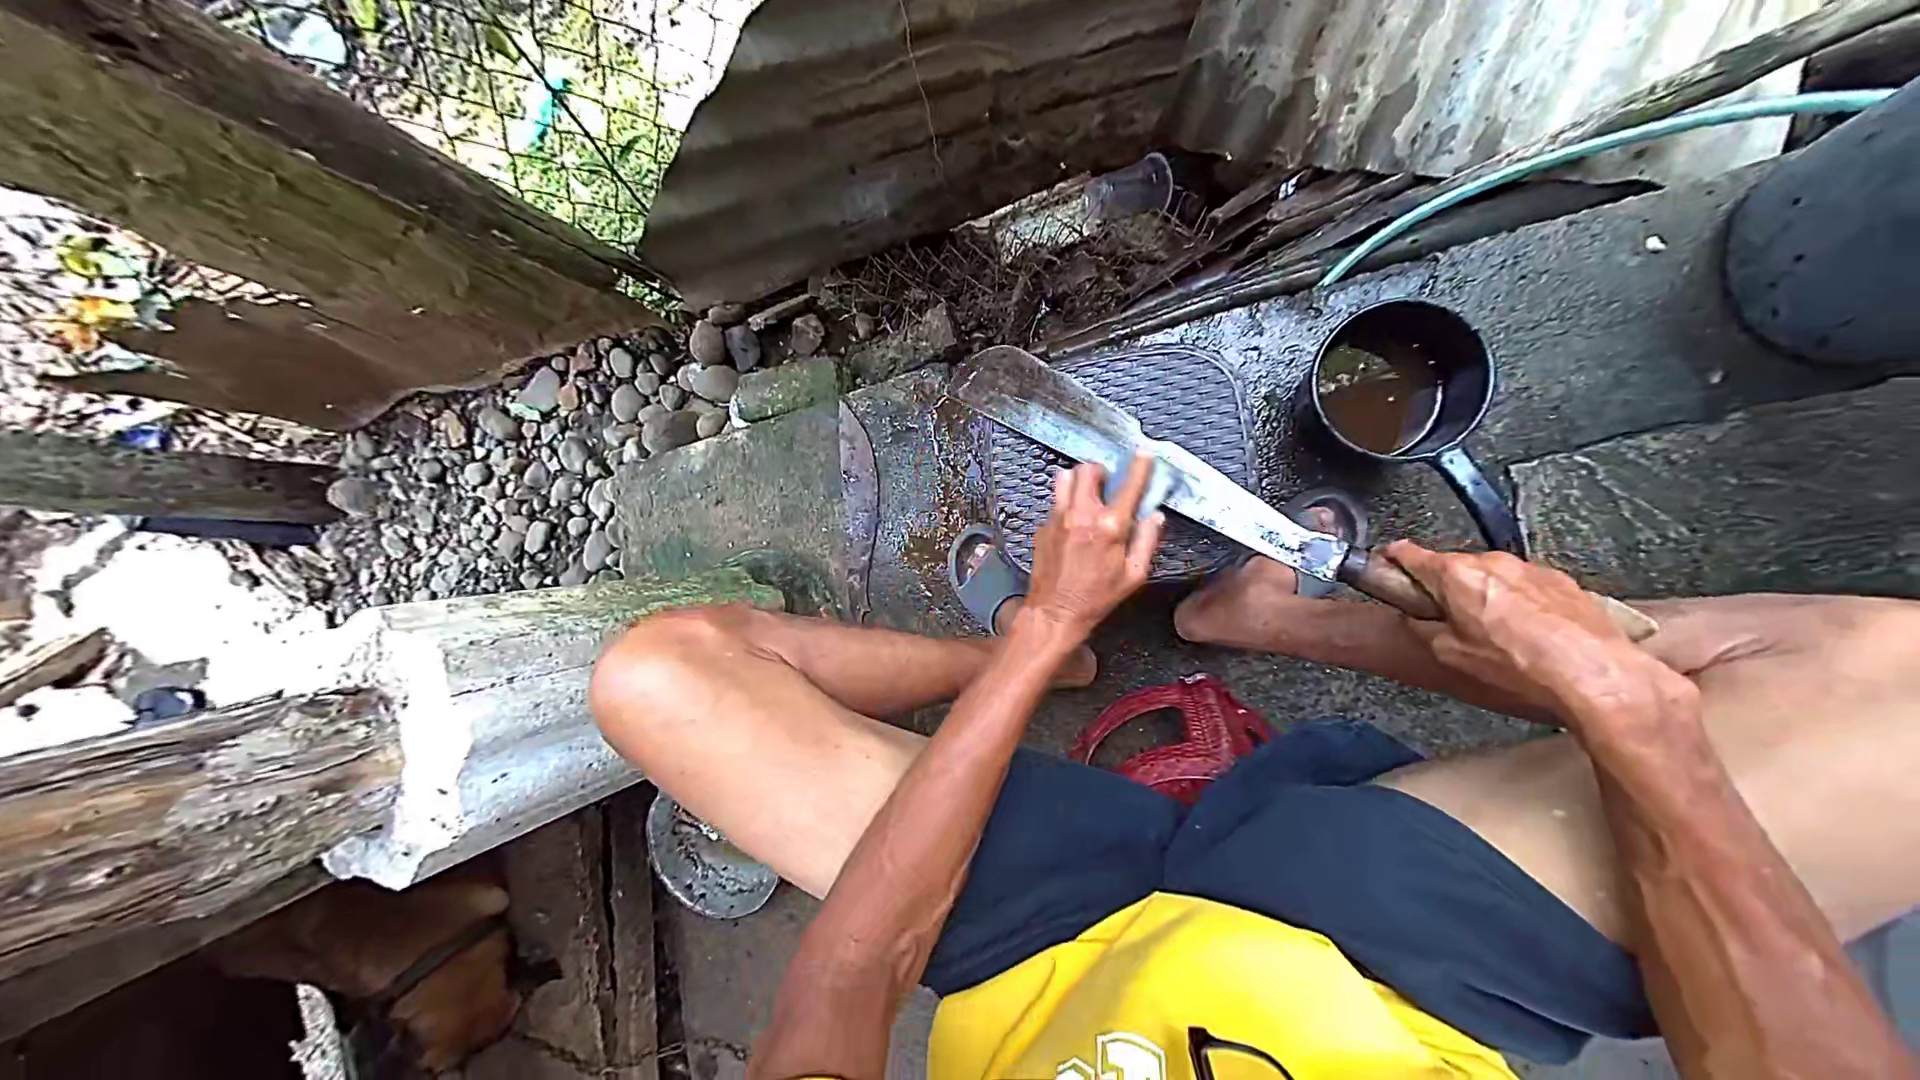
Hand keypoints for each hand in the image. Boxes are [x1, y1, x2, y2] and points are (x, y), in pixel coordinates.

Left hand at [1021, 455, 1165, 642]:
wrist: (1055, 611)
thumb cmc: (1095, 597)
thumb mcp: (1133, 575)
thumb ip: (1147, 540)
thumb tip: (1155, 517)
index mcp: (1109, 527)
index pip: (1128, 485)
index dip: (1139, 465)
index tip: (1142, 454)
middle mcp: (1081, 516)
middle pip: (1088, 469)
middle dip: (1101, 471)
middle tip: (1107, 483)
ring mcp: (1058, 519)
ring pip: (1065, 478)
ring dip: (1078, 481)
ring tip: (1087, 496)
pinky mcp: (1042, 527)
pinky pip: (1055, 502)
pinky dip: (1066, 504)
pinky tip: (1073, 523)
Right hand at [1386, 541, 1695, 729]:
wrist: (1596, 674)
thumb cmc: (1524, 664)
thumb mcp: (1449, 652)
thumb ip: (1422, 627)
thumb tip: (1417, 620)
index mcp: (1454, 574)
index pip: (1408, 553)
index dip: (1392, 557)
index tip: (1387, 561)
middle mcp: (1491, 562)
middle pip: (1451, 566)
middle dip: (1444, 586)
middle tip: (1445, 617)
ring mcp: (1528, 569)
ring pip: (1490, 575)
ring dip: (1483, 594)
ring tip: (1493, 631)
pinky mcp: (1559, 581)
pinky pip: (1523, 585)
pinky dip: (1517, 601)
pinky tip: (1525, 632)